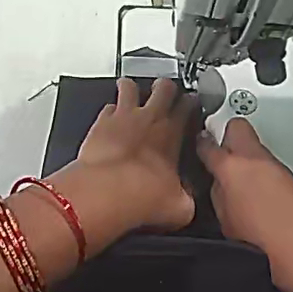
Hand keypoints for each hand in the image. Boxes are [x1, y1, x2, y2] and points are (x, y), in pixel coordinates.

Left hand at [56, 78, 195, 232]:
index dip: (191, 102)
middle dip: (166, 87)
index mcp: (173, 132)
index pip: (189, 106)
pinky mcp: (100, 123)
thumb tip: (185, 200)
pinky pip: (107, 107)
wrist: (108, 191)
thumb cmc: (142, 194)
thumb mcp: (179, 204)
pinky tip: (110, 117)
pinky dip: (109, 110)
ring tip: (133, 92)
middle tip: (166, 92)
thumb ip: (186, 195)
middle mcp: (150, 118)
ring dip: (132, 88)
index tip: (191, 104)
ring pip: (130, 87)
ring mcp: (123, 116)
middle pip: (164, 87)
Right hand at [197, 118, 292, 291]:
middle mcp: (257, 159)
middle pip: (237, 127)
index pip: (207, 143)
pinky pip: (269, 165)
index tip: (198, 145)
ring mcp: (277, 167)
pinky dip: (261, 172)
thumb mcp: (224, 221)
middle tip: (218, 151)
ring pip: (255, 145)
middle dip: (226, 134)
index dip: (199, 143)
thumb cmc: (269, 247)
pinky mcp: (292, 179)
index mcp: (232, 167)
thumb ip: (216, 193)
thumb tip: (216, 183)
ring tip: (238, 181)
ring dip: (245, 156)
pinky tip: (257, 196)